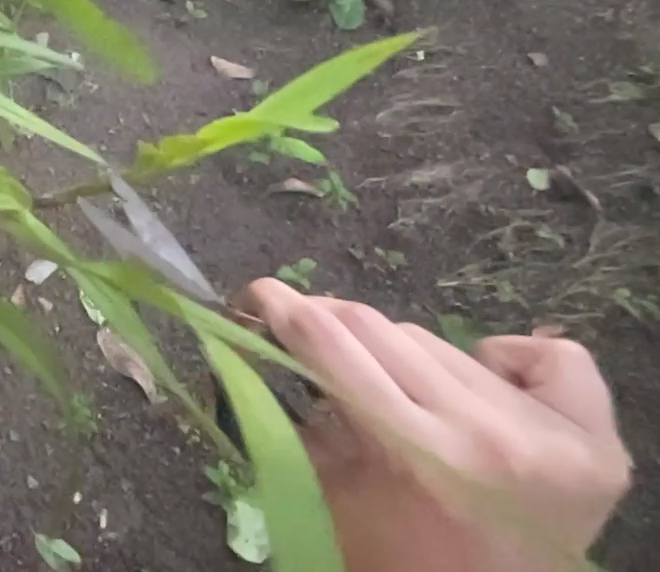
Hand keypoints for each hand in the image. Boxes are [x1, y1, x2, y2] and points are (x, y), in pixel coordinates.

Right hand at [248, 279, 630, 571]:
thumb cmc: (383, 551)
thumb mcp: (317, 480)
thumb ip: (283, 406)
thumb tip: (246, 335)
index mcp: (415, 451)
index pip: (324, 338)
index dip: (274, 303)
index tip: (251, 298)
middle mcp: (490, 435)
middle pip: (371, 324)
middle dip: (322, 319)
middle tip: (304, 336)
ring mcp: (552, 439)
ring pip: (432, 339)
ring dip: (396, 351)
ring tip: (394, 390)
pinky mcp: (599, 444)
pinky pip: (550, 356)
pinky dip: (504, 357)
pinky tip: (483, 386)